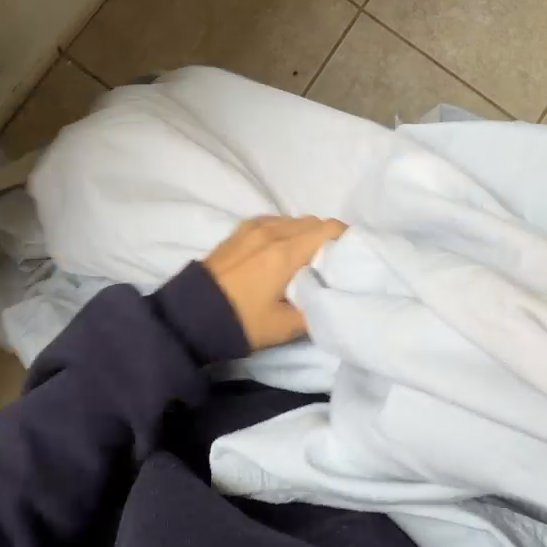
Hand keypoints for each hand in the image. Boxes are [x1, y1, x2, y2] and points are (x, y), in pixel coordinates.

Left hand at [202, 215, 345, 351]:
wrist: (193, 314)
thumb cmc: (243, 321)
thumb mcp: (286, 327)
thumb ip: (317, 309)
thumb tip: (334, 297)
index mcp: (286, 250)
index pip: (329, 229)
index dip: (347, 240)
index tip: (354, 258)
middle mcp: (272, 231)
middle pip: (313, 222)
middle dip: (328, 239)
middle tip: (333, 264)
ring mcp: (253, 227)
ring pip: (293, 220)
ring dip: (306, 234)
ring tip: (308, 260)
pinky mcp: (240, 230)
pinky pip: (274, 221)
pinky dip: (286, 231)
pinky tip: (282, 252)